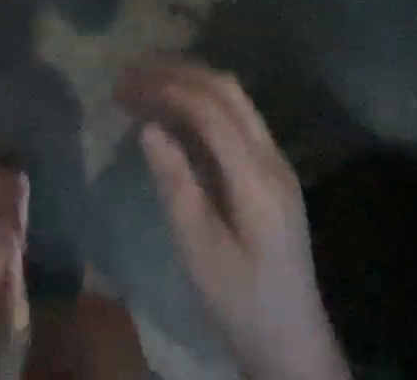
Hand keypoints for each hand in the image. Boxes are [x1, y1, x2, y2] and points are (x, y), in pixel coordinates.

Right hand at [119, 62, 349, 379]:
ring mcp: (276, 164)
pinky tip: (169, 113)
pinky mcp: (270, 174)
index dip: (166, 88)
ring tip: (141, 84)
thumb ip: (175, 184)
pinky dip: (199, 104)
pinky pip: (235, 120)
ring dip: (188, 83)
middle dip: (176, 73)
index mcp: (257, 179)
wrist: (292, 344)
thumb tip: (148, 127)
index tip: (123, 85)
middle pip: (227, 92)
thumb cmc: (238, 301)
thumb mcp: (198, 250)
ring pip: (233, 100)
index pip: (211, 110)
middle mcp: (272, 159)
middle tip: (129, 73)